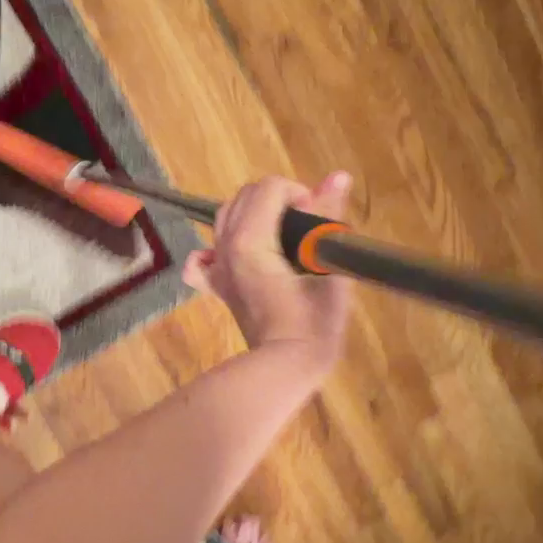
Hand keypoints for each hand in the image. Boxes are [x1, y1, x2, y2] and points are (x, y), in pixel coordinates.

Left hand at [182, 172, 354, 375]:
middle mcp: (224, 248)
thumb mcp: (328, 267)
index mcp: (248, 241)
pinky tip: (244, 255)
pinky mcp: (217, 285)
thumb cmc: (314, 322)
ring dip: (254, 215)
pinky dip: (222, 247)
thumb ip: (326, 219)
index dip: (299, 194)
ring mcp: (216, 267)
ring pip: (225, 219)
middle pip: (244, 197)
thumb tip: (337, 177)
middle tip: (305, 226)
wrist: (284, 365)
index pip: (269, 188)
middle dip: (277, 199)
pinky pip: (205, 256)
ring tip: (284, 238)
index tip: (317, 219)